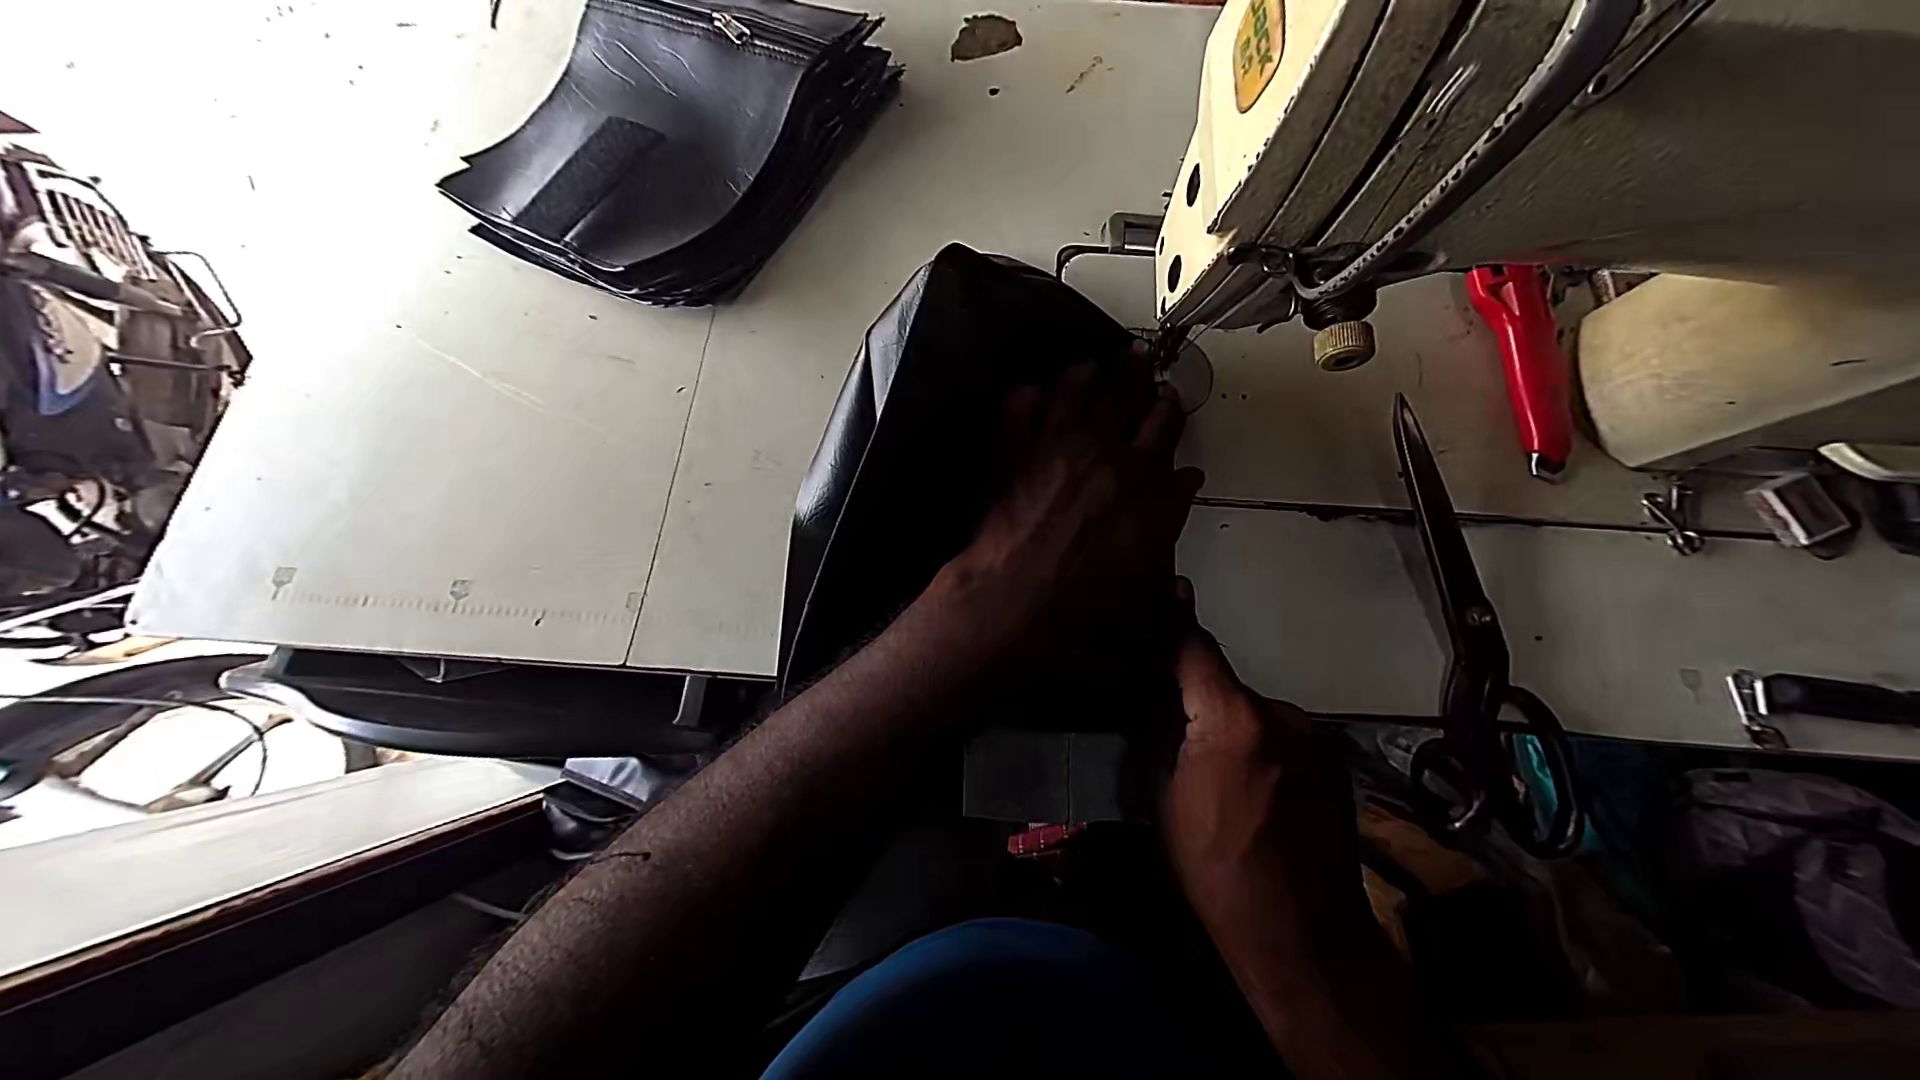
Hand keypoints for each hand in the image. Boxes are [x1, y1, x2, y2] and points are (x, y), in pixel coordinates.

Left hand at [932, 351, 1203, 667]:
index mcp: (1140, 482)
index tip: (1169, 398)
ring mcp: (1054, 448)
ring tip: (1092, 365)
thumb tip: (1184, 482)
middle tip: (1137, 358)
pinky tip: (1030, 390)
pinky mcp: (1012, 453)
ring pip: (1077, 392)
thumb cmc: (1080, 599)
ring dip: (1087, 376)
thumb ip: (1169, 514)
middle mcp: (1102, 455)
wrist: (1016, 598)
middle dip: (1136, 374)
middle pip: (1126, 398)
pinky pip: (1021, 411)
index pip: (1164, 430)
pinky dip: (1026, 398)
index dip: (1169, 410)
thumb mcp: (1147, 567)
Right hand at [1164, 580, 1435, 1079]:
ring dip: (1232, 725)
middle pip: (1225, 684)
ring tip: (1217, 768)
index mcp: (1231, 721)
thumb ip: (1162, 735)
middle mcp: (1280, 714)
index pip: (1196, 651)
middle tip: (1175, 725)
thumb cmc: (1212, 866)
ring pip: (1254, 711)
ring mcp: (1314, 736)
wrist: (1301, 932)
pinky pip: (1281, 734)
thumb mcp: (1162, 798)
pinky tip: (1254, 786)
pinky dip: (1261, 744)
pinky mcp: (1334, 759)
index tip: (1171, 587)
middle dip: (1199, 696)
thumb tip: (1158, 696)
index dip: (1176, 620)